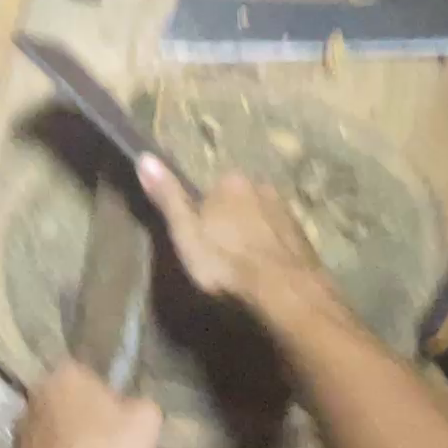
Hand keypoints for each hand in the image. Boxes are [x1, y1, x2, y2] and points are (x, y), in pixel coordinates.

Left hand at [0, 361, 162, 447]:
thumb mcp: (147, 422)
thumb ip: (142, 404)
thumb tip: (133, 408)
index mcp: (67, 371)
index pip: (95, 377)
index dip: (114, 401)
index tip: (124, 425)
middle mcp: (37, 392)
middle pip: (74, 403)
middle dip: (90, 421)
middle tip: (112, 447)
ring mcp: (20, 426)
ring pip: (58, 431)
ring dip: (73, 446)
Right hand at [136, 155, 326, 308]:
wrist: (284, 290)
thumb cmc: (226, 262)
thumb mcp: (185, 232)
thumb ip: (168, 197)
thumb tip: (144, 157)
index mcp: (231, 182)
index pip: (210, 191)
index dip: (202, 215)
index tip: (199, 239)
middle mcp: (262, 187)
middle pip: (238, 202)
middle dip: (230, 222)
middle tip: (220, 256)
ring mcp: (286, 211)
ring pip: (260, 219)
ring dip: (252, 236)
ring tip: (243, 267)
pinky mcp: (303, 235)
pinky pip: (278, 237)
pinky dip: (270, 249)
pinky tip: (264, 271)